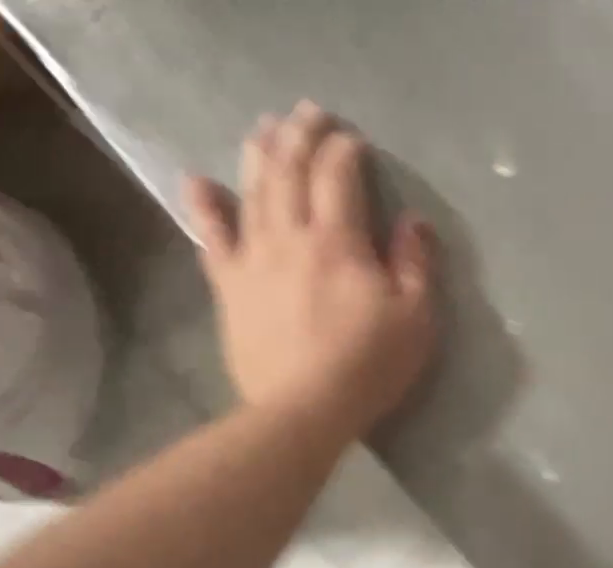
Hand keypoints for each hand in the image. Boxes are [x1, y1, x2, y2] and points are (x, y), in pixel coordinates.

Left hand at [182, 102, 435, 440]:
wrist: (303, 409)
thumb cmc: (368, 365)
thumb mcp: (415, 319)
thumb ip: (415, 264)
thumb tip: (413, 222)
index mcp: (338, 241)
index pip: (338, 175)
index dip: (345, 149)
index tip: (354, 139)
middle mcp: (290, 236)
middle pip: (290, 170)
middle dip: (300, 135)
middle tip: (308, 112)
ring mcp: (253, 258)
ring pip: (253, 192)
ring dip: (259, 153)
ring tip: (264, 128)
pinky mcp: (229, 286)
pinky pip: (212, 237)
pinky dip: (204, 205)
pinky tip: (198, 181)